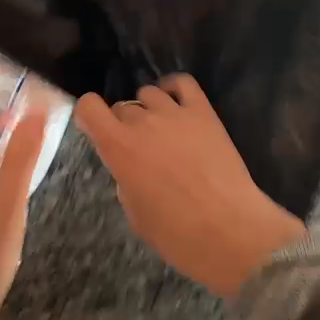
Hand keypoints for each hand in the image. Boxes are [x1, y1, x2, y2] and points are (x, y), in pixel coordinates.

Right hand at [76, 74, 305, 300]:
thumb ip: (126, 181)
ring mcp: (174, 113)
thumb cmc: (178, 235)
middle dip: (124, 124)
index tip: (95, 129)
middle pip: (122, 107)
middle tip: (139, 149)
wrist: (230, 232)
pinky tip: (176, 103)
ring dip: (149, 110)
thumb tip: (131, 167)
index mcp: (118, 147)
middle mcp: (142, 122)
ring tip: (162, 130)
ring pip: (149, 93)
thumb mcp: (136, 215)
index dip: (88, 115)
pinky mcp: (203, 111)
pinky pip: (182, 83)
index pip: (88, 107)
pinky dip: (174, 89)